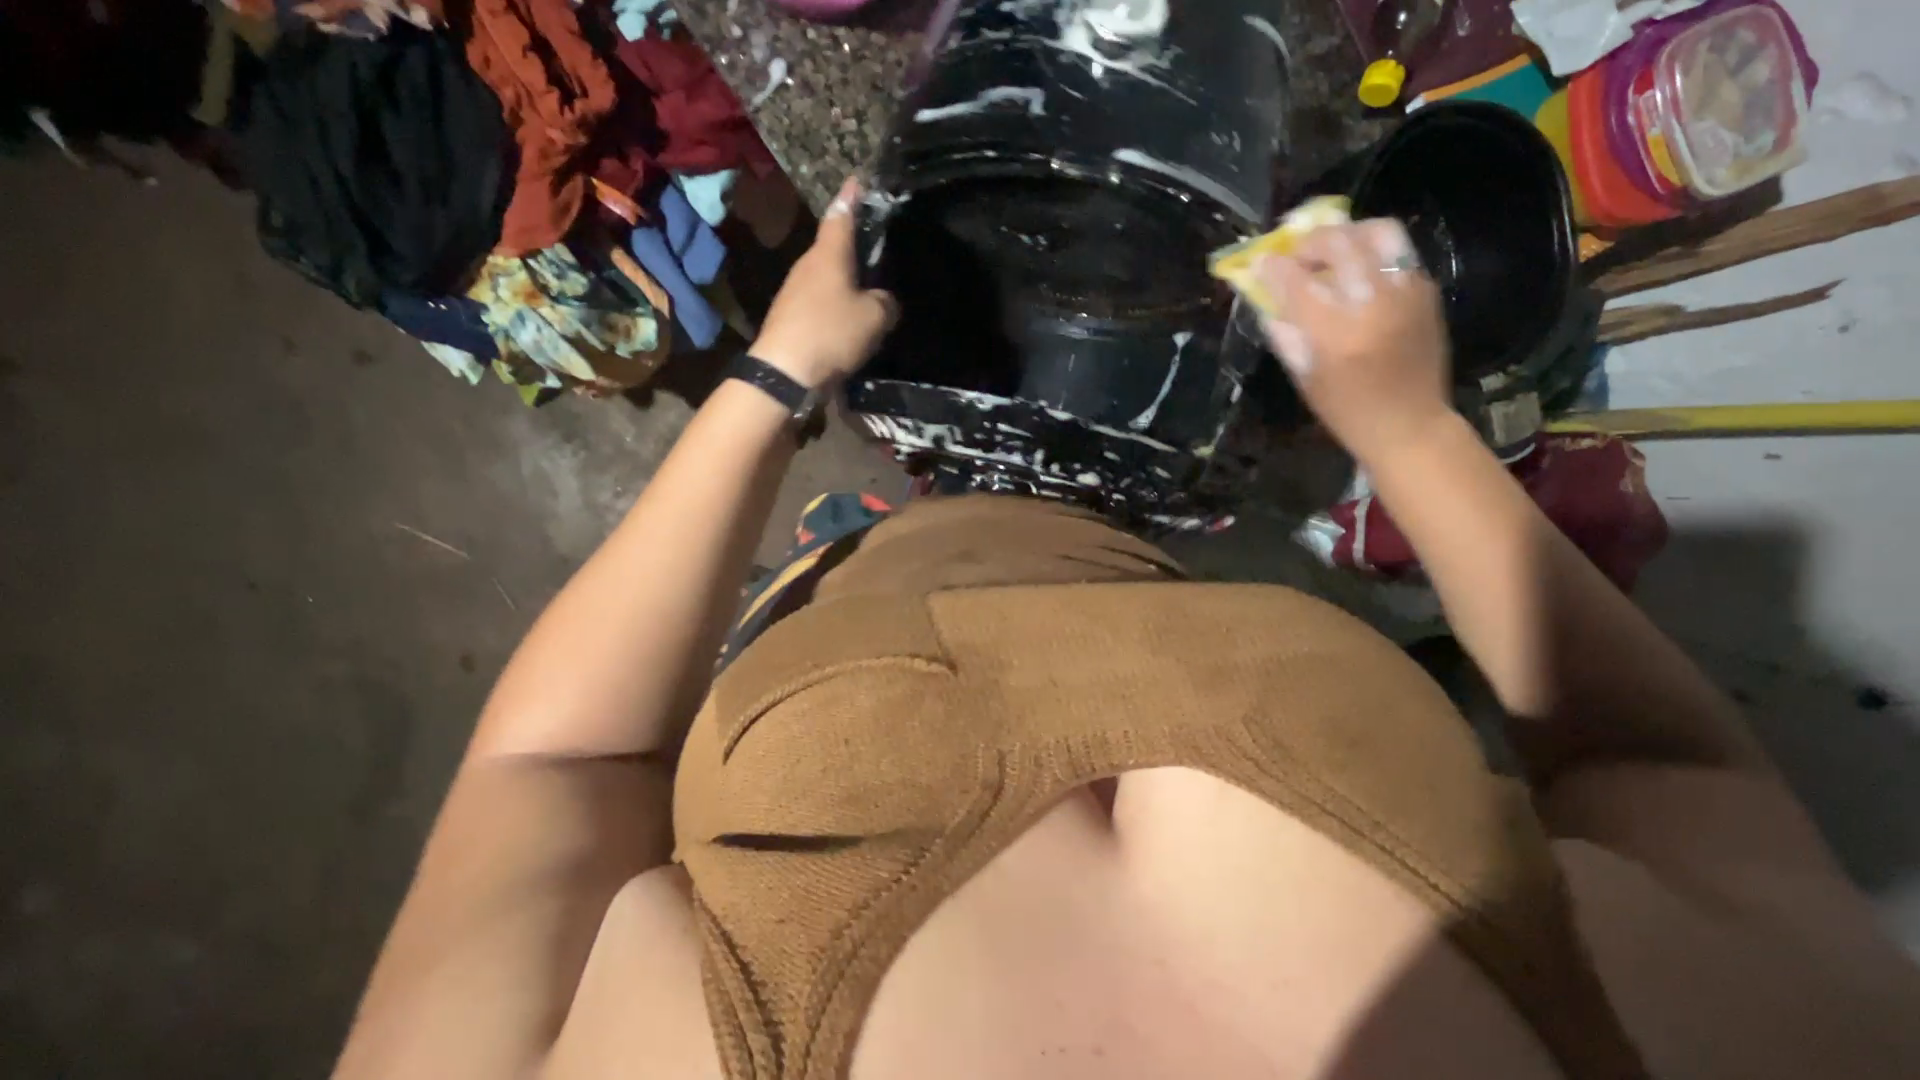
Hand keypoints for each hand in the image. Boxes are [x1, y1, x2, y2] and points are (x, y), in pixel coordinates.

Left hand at [748, 177, 900, 388]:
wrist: (784, 373)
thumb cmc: (831, 333)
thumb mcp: (875, 317)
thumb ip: (886, 302)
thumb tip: (883, 300)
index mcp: (829, 254)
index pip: (842, 214)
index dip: (853, 197)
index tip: (859, 179)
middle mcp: (808, 265)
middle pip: (834, 246)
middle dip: (854, 244)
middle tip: (878, 243)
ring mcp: (795, 291)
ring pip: (827, 275)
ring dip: (846, 279)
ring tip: (870, 287)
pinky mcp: (791, 316)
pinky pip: (821, 300)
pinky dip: (836, 303)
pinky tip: (850, 319)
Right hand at [1256, 219, 1453, 464]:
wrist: (1410, 424)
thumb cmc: (1347, 410)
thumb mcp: (1303, 377)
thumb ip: (1285, 333)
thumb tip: (1269, 297)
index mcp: (1335, 332)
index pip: (1296, 281)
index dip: (1272, 267)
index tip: (1260, 263)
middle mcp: (1373, 303)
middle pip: (1338, 243)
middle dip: (1310, 242)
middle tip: (1298, 256)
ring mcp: (1405, 293)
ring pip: (1377, 233)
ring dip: (1349, 235)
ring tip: (1335, 251)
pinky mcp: (1426, 292)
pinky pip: (1399, 254)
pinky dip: (1374, 256)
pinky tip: (1362, 275)